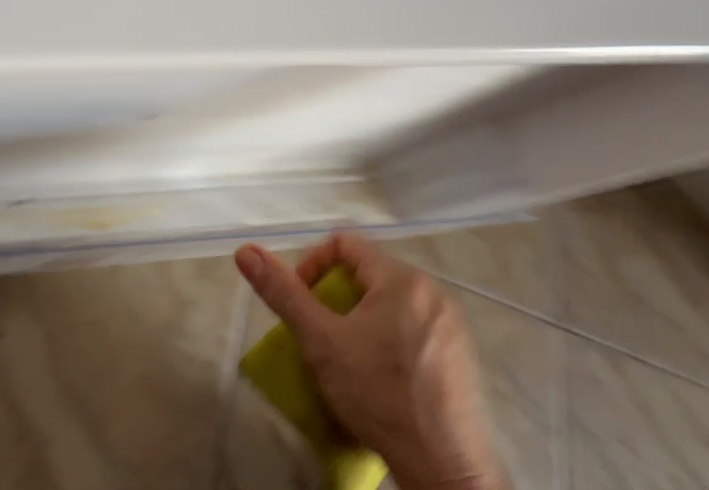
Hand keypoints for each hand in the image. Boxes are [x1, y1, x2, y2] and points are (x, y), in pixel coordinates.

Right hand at [235, 234, 504, 489]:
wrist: (443, 465)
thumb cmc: (378, 395)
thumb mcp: (321, 342)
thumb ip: (284, 293)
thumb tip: (246, 251)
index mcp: (402, 279)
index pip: (346, 243)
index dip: (313, 264)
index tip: (303, 301)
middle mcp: (434, 290)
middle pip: (369, 271)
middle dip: (336, 295)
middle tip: (322, 333)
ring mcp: (453, 323)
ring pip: (392, 299)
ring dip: (362, 316)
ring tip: (348, 354)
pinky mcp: (462, 353)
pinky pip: (415, 324)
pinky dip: (390, 335)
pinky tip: (381, 373)